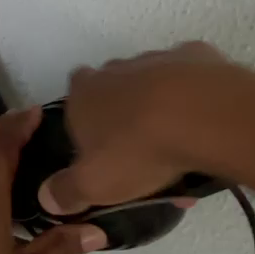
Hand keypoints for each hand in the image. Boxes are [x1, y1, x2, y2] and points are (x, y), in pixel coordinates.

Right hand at [38, 41, 254, 214]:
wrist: (202, 116)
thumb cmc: (138, 149)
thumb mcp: (94, 184)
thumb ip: (65, 191)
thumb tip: (47, 198)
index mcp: (81, 94)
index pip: (74, 108)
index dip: (88, 131)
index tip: (107, 157)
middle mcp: (111, 70)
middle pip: (113, 94)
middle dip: (125, 118)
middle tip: (146, 156)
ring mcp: (153, 59)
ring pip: (152, 86)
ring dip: (161, 108)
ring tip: (184, 147)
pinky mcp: (194, 56)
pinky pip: (190, 76)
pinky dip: (195, 94)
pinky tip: (208, 121)